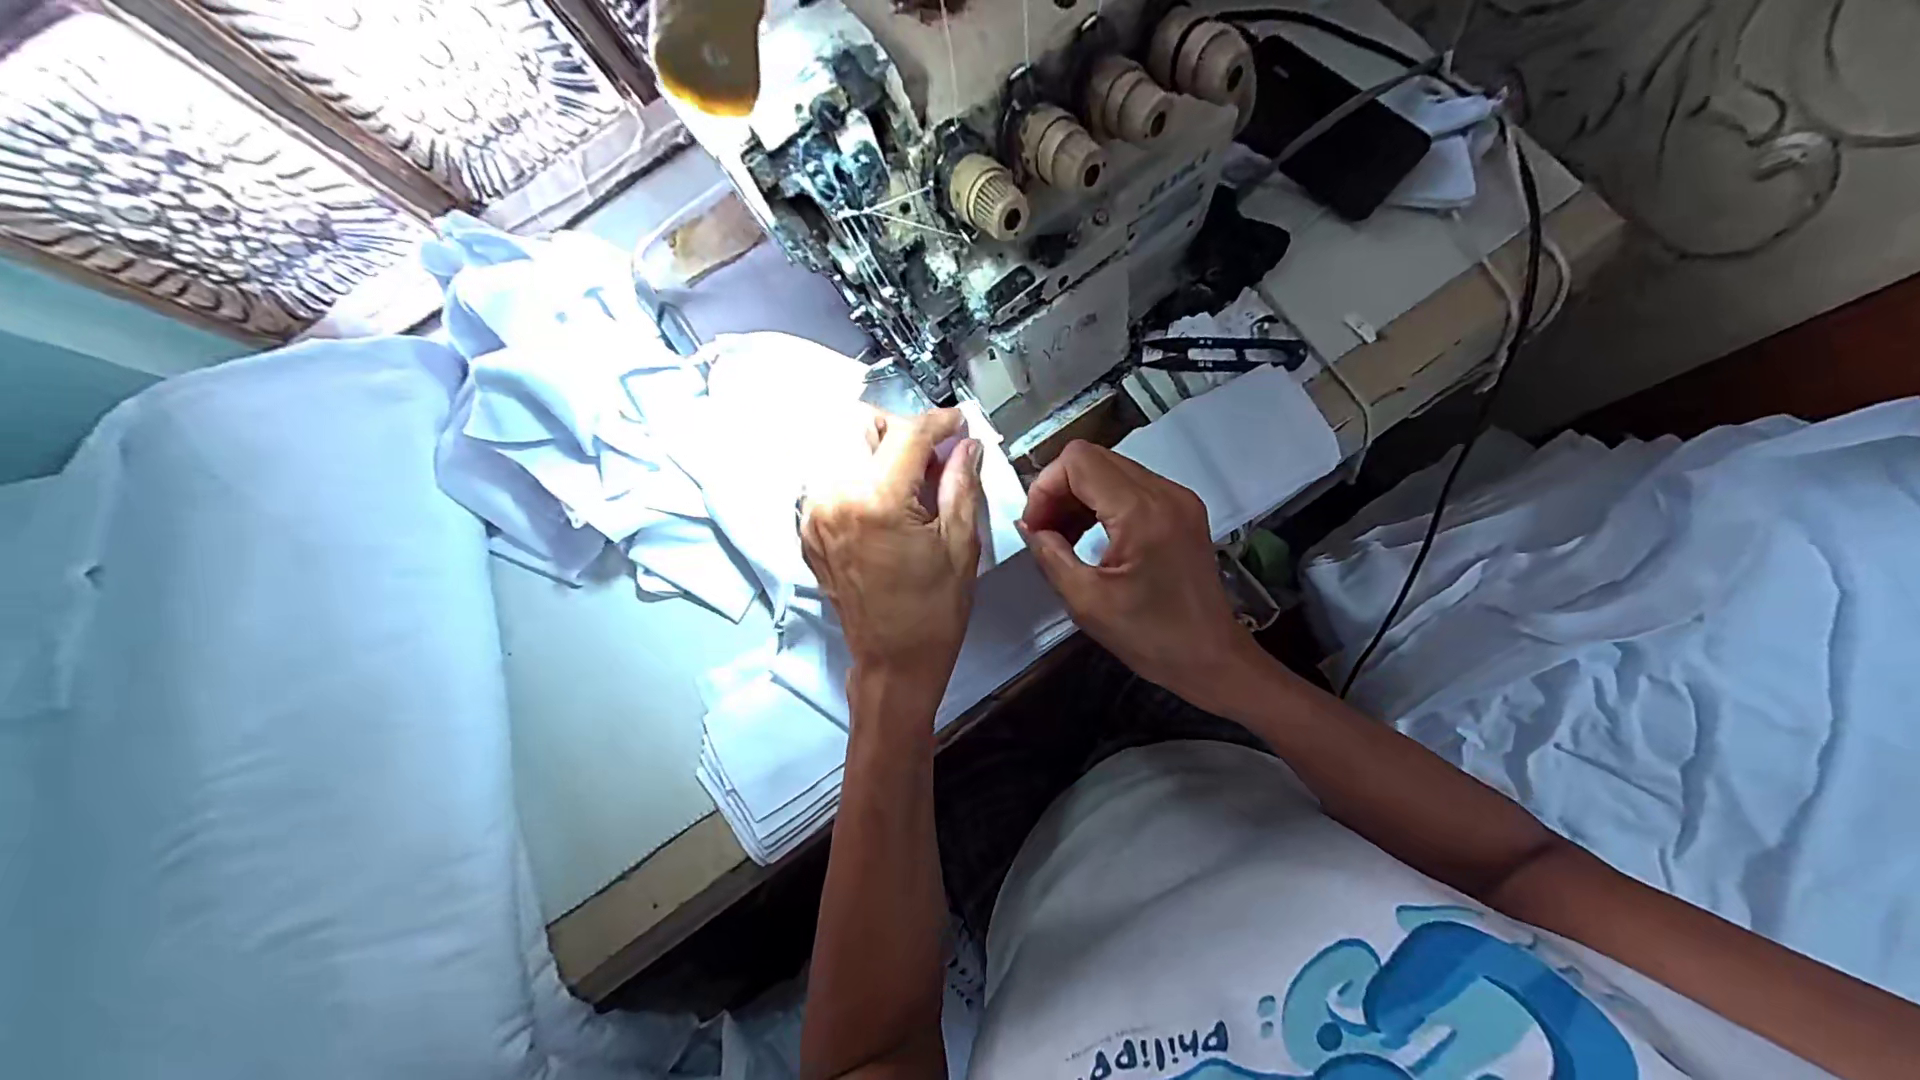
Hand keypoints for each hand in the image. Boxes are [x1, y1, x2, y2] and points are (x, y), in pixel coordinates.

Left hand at [801, 407, 984, 692]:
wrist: (893, 660)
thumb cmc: (931, 614)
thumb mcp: (960, 545)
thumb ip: (961, 484)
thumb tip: (966, 447)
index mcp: (876, 503)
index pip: (907, 435)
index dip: (940, 422)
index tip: (958, 424)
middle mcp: (834, 500)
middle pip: (857, 424)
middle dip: (897, 427)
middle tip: (929, 450)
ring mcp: (814, 515)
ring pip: (836, 446)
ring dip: (872, 447)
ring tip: (907, 474)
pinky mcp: (809, 530)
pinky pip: (827, 477)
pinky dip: (854, 472)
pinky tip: (884, 495)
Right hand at [1018, 440, 1260, 711]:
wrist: (1211, 658)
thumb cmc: (1150, 637)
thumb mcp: (1086, 600)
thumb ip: (1050, 554)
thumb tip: (1030, 527)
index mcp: (1142, 512)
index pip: (1078, 461)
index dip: (1045, 487)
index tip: (1035, 527)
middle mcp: (1164, 493)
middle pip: (1093, 459)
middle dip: (1059, 490)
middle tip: (1044, 532)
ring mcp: (1178, 498)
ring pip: (1110, 469)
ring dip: (1078, 496)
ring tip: (1063, 537)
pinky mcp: (1182, 509)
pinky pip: (1130, 487)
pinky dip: (1101, 503)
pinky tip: (1090, 536)